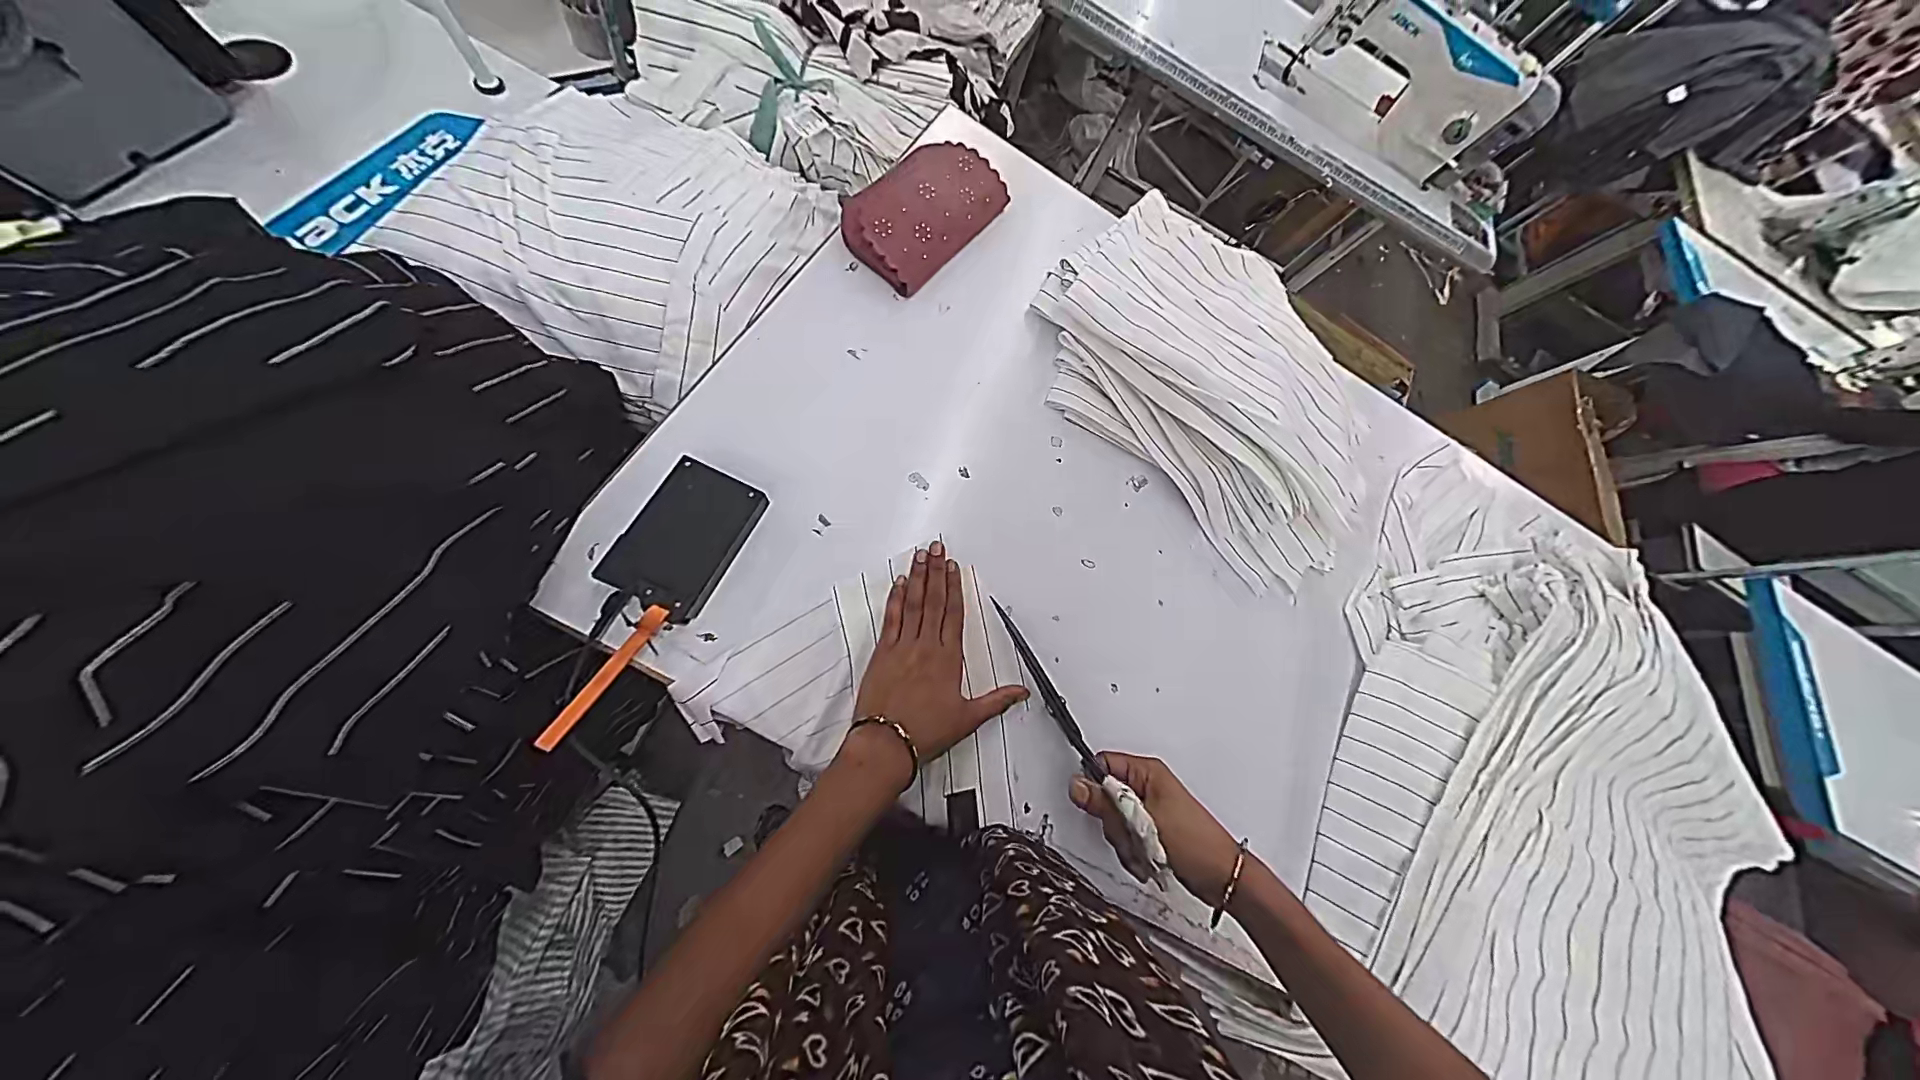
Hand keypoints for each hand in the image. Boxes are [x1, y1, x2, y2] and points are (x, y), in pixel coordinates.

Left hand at [842, 541, 1028, 787]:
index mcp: (948, 659)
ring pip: (913, 603)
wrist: (886, 742)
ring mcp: (902, 647)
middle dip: (937, 571)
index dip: (955, 587)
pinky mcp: (882, 653)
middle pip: (935, 601)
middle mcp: (925, 647)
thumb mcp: (967, 718)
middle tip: (937, 547)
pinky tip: (900, 583)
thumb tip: (1020, 693)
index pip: (954, 614)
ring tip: (921, 555)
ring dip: (918, 577)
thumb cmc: (924, 732)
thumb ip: (996, 701)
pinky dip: (895, 598)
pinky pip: (891, 618)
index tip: (955, 567)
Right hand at [1070, 752, 1243, 902]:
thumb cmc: (1197, 844)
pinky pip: (1125, 839)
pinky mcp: (1150, 831)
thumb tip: (1078, 785)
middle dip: (1113, 823)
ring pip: (1114, 822)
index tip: (1097, 807)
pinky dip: (1132, 853)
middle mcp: (1147, 787)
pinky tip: (1147, 860)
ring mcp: (1148, 811)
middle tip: (1130, 833)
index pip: (1102, 765)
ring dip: (1124, 842)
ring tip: (1144, 850)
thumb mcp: (1143, 821)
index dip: (1093, 786)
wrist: (1223, 878)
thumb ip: (1107, 803)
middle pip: (1105, 797)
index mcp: (1147, 772)